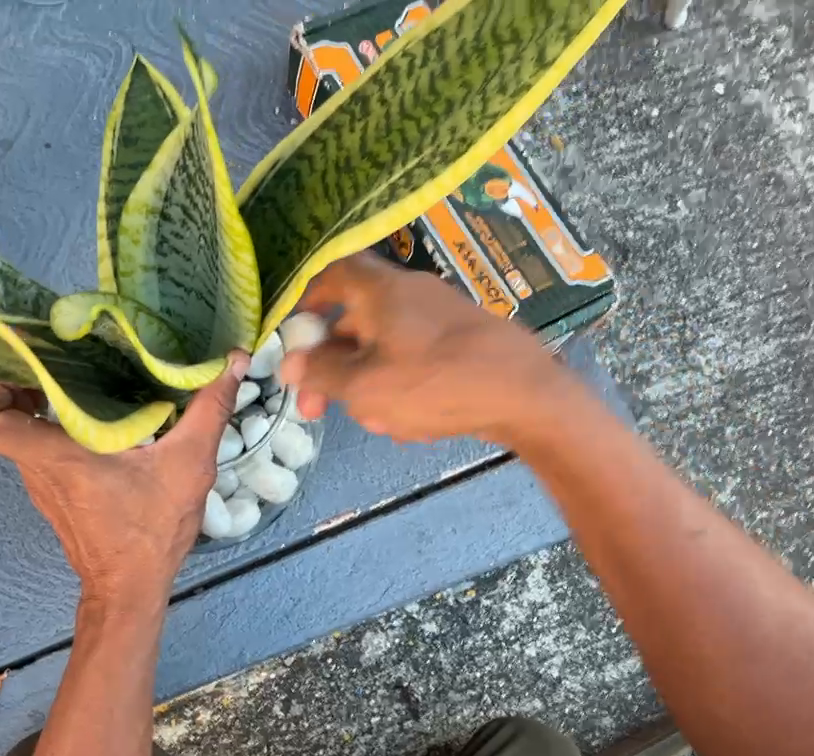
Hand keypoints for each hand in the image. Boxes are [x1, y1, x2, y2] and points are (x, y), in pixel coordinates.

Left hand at [0, 356, 246, 608]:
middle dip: (21, 372)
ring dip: (40, 396)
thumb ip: (210, 410)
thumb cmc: (151, 531)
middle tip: (61, 345)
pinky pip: (39, 443)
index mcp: (55, 455)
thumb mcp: (189, 466)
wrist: (132, 588)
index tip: (24, 355)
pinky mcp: (53, 490)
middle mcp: (36, 465)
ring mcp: (40, 480)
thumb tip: (232, 359)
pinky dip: (55, 421)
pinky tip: (97, 408)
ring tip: (81, 367)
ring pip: (20, 427)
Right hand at [279, 253, 571, 443]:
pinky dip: (400, 385)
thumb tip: (288, 364)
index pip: (330, 275)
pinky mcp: (463, 342)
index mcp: (380, 290)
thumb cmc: (434, 383)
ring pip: (384, 347)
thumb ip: (321, 374)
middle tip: (317, 408)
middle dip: (332, 366)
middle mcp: (409, 293)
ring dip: (366, 384)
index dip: (304, 302)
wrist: (524, 393)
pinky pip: (415, 359)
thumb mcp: (364, 387)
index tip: (292, 339)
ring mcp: (439, 317)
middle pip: (354, 319)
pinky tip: (409, 423)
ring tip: (373, 421)